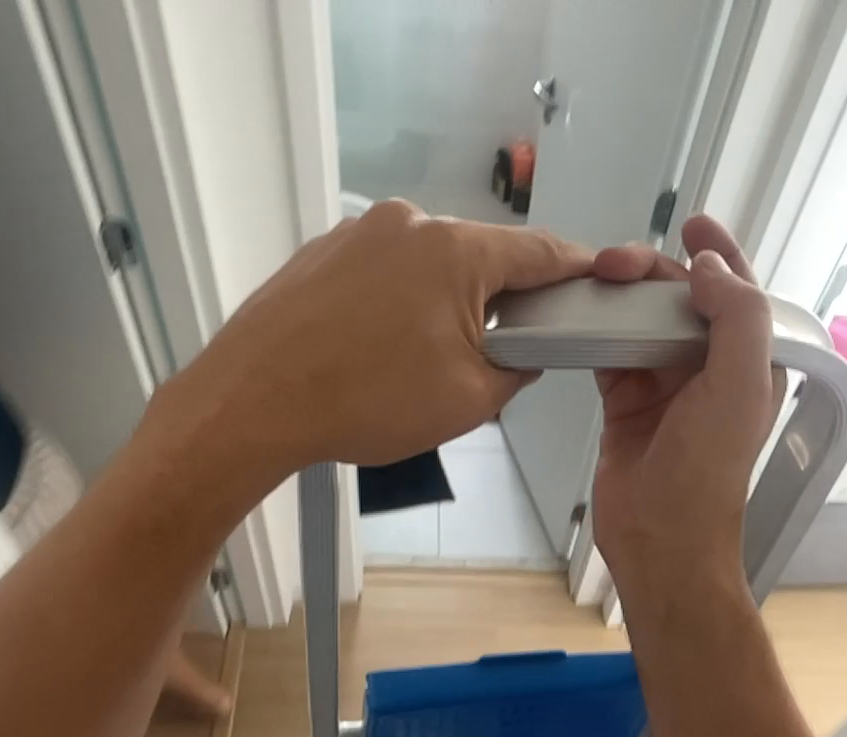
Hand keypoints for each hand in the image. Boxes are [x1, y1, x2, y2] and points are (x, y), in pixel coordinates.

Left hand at [143, 200, 589, 478]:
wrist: (251, 403)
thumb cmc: (366, 403)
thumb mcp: (469, 400)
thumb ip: (519, 368)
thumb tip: (529, 350)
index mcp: (457, 251)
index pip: (542, 252)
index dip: (576, 274)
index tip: (595, 290)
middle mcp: (410, 224)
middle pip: (483, 257)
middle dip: (502, 301)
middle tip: (498, 354)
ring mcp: (359, 233)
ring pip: (432, 266)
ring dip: (447, 304)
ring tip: (425, 362)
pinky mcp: (323, 252)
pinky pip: (385, 272)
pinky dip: (401, 302)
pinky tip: (382, 349)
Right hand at [588, 216, 779, 603]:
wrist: (660, 538)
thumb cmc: (706, 470)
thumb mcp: (740, 389)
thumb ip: (737, 319)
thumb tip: (704, 268)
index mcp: (748, 364)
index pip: (737, 296)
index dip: (720, 255)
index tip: (693, 223)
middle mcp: (708, 370)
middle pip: (681, 303)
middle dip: (655, 274)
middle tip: (618, 262)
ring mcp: (664, 386)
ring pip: (641, 324)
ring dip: (621, 299)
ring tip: (595, 280)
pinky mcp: (624, 403)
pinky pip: (609, 353)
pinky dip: (594, 332)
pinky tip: (578, 315)